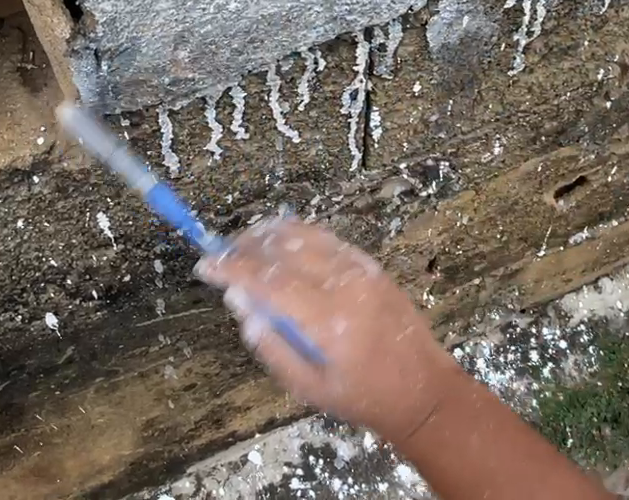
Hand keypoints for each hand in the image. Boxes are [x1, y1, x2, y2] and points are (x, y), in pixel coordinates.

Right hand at [196, 216, 458, 443]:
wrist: (424, 391)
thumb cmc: (363, 397)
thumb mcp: (309, 389)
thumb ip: (270, 346)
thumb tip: (238, 302)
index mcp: (328, 320)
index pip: (267, 280)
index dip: (230, 268)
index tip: (204, 266)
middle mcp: (343, 284)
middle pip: (281, 247)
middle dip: (243, 246)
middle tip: (219, 255)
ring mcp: (358, 268)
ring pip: (301, 233)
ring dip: (265, 234)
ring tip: (241, 244)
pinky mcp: (368, 262)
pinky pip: (322, 235)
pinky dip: (293, 232)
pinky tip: (276, 240)